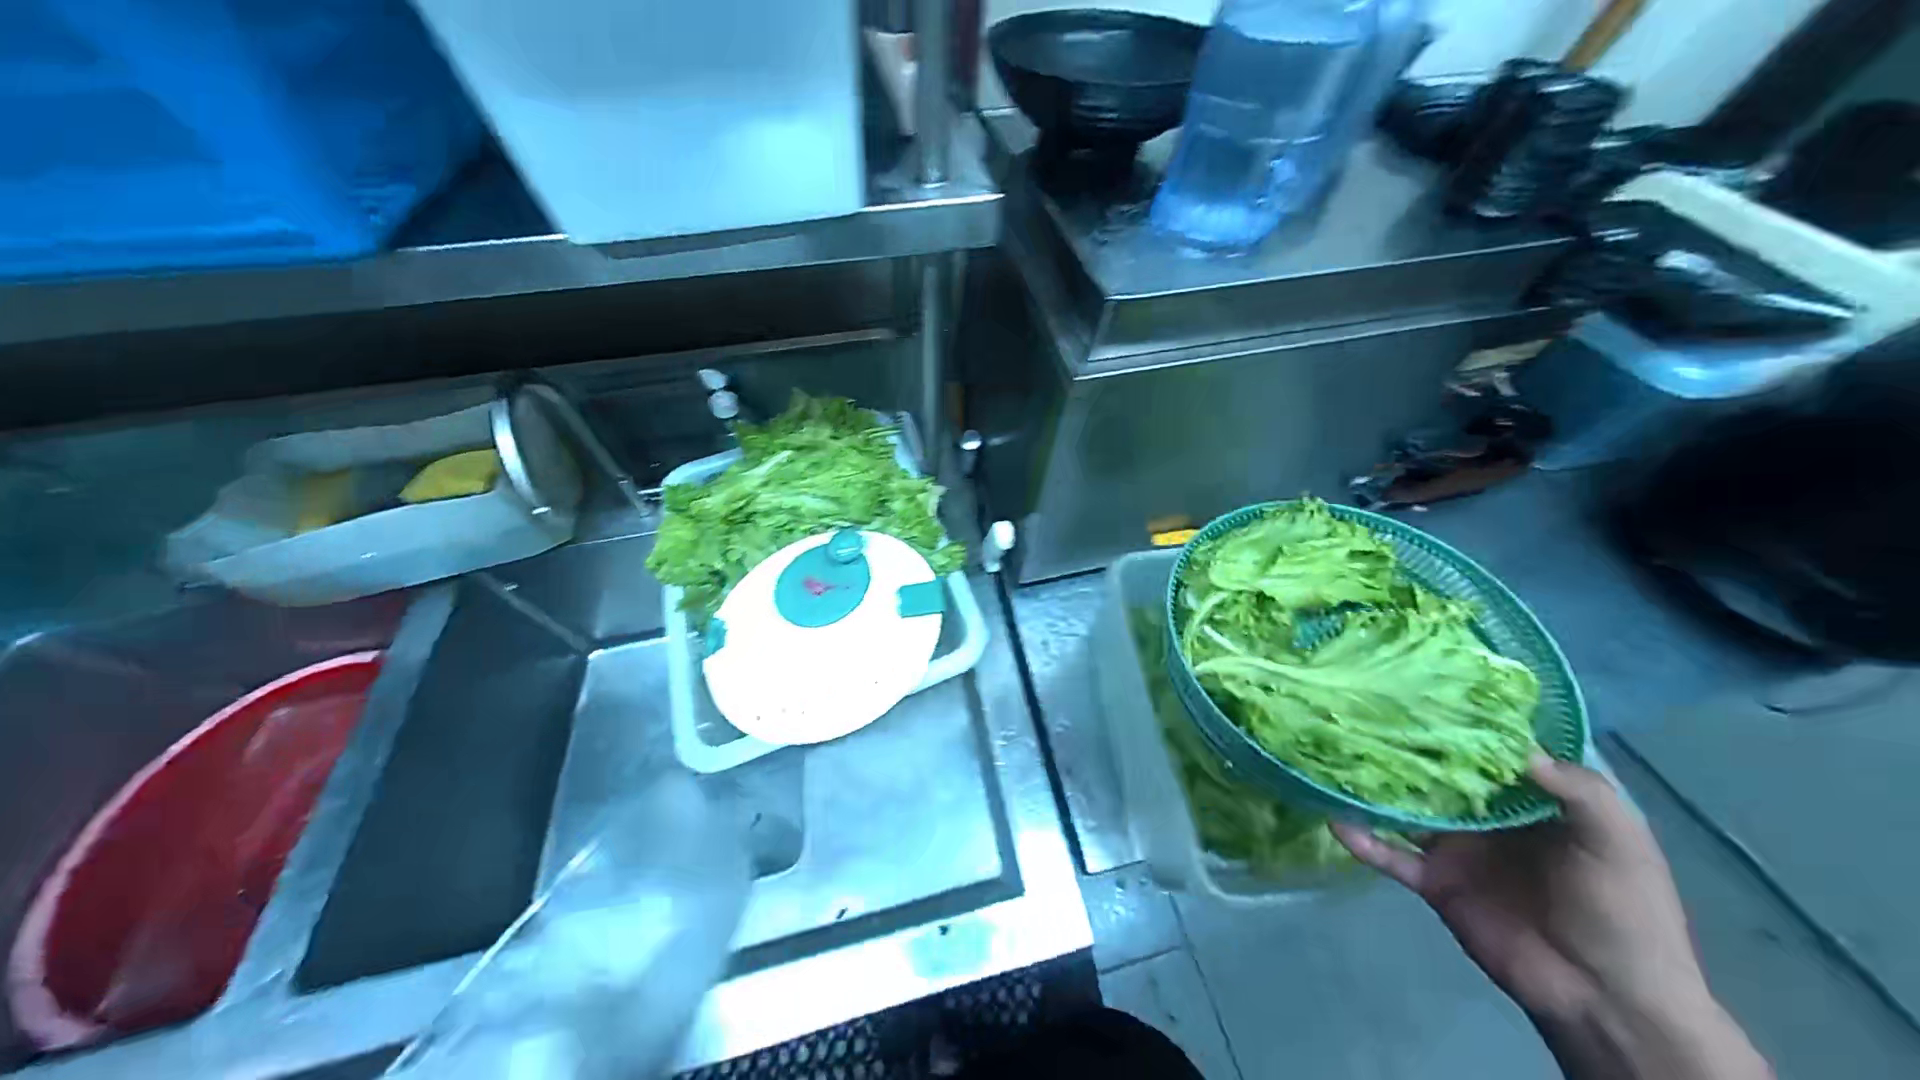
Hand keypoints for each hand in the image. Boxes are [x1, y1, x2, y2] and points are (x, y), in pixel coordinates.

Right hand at [1333, 755, 1772, 1079]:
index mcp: (1528, 801)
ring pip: (1405, 808)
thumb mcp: (1619, 843)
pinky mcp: (1434, 881)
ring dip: (1374, 788)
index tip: (1424, 688)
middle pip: (1437, 774)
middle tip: (1359, 711)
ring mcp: (1456, 849)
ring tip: (1333, 756)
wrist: (1606, 995)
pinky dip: (1362, 840)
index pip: (1488, 752)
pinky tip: (1334, 821)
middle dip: (1405, 746)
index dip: (1462, 722)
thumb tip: (1515, 746)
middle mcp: (1486, 817)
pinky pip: (1390, 856)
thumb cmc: (1622, 911)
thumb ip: (1579, 791)